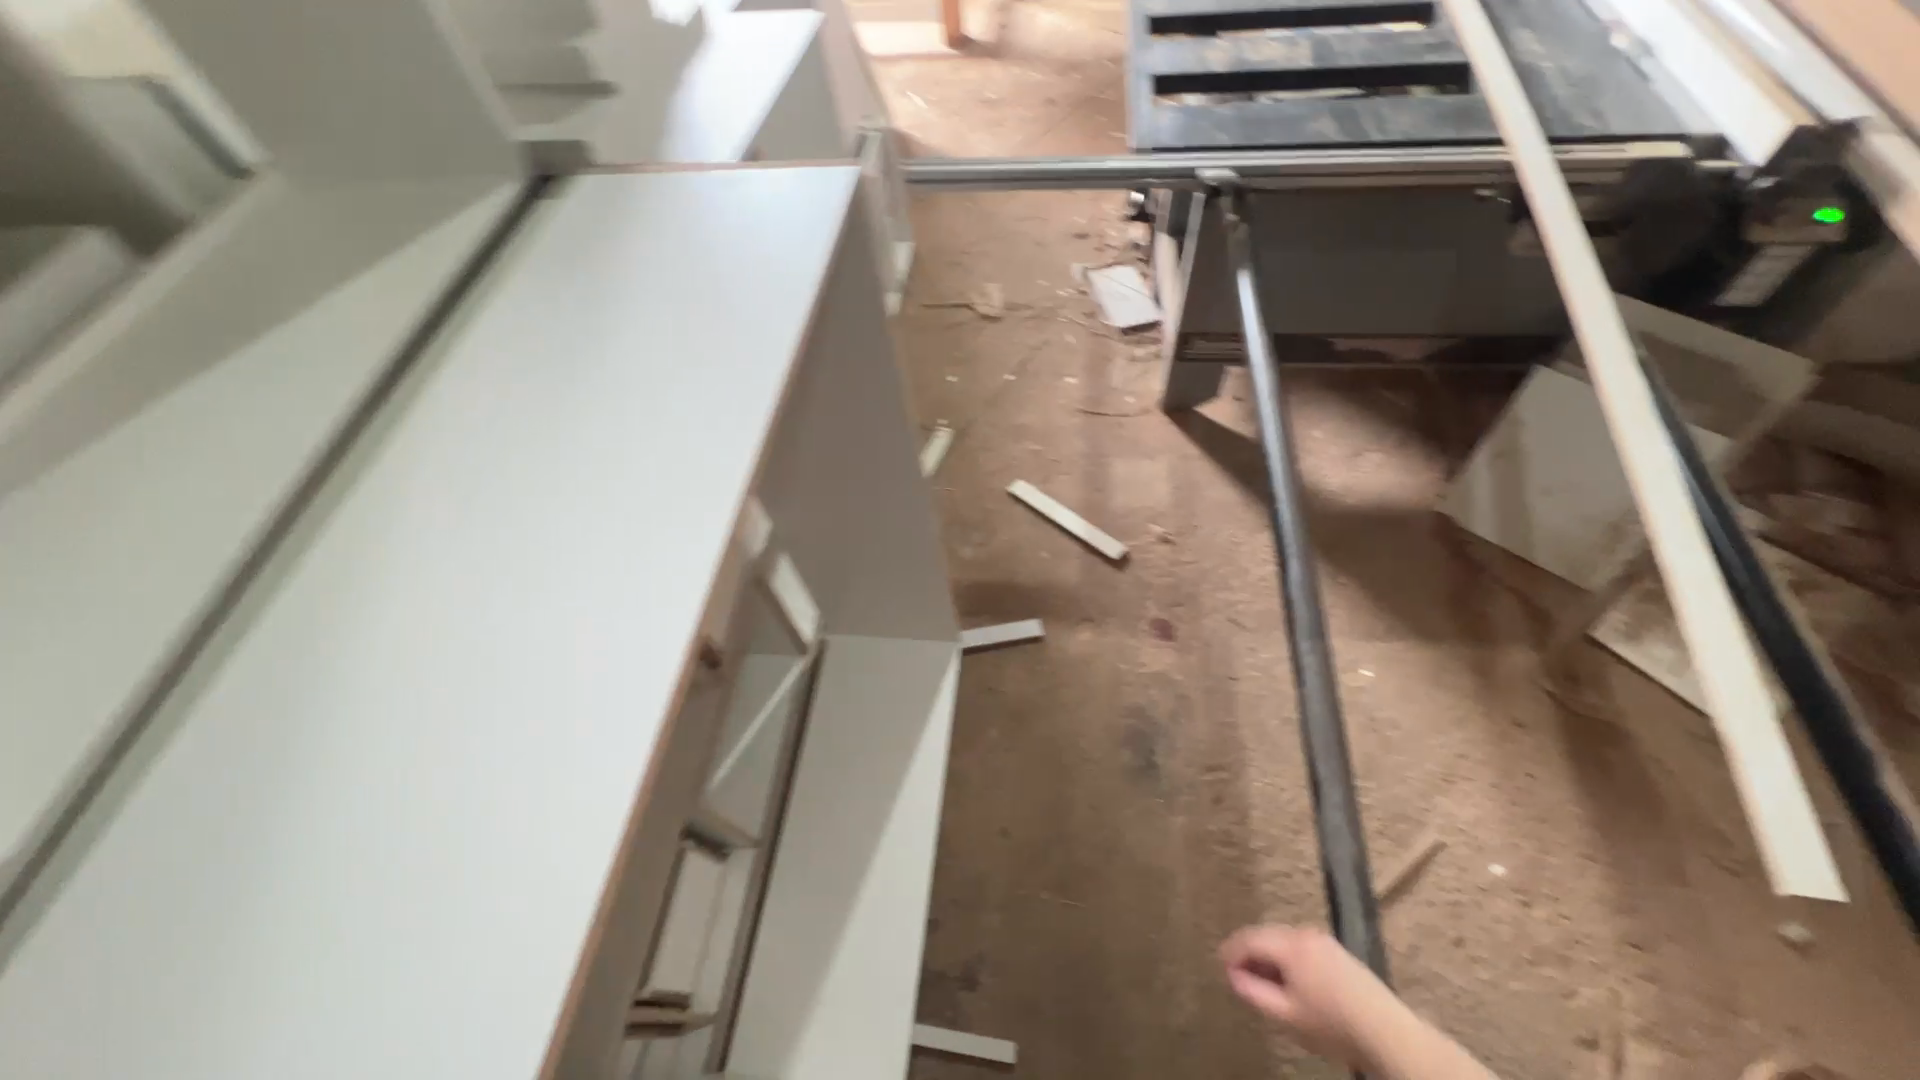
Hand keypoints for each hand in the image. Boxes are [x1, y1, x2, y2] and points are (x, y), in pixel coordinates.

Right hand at [1219, 925, 1402, 1068]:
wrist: (1386, 1032)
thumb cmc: (1331, 1025)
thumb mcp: (1285, 1015)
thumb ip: (1253, 992)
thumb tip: (1232, 975)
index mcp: (1289, 946)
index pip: (1249, 939)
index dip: (1231, 951)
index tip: (1220, 966)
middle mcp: (1305, 934)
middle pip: (1266, 935)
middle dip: (1248, 952)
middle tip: (1237, 975)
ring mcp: (1324, 940)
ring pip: (1283, 940)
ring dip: (1268, 956)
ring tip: (1262, 981)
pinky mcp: (1337, 951)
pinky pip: (1300, 946)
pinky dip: (1286, 958)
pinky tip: (1289, 981)